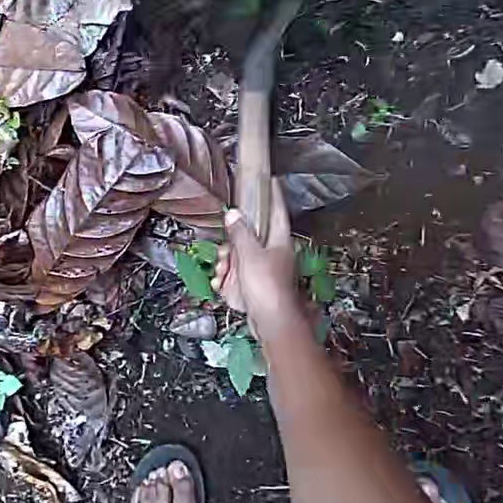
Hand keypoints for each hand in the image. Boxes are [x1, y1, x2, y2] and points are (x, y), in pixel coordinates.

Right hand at [214, 179, 300, 337]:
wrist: (270, 322)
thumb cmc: (265, 285)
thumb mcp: (249, 254)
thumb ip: (240, 233)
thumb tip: (234, 213)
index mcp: (279, 241)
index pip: (277, 211)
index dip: (274, 195)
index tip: (272, 180)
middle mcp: (274, 253)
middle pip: (250, 237)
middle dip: (232, 244)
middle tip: (224, 252)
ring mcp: (265, 271)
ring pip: (240, 257)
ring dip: (226, 263)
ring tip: (222, 272)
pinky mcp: (256, 287)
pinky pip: (237, 276)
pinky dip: (228, 279)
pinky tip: (222, 283)